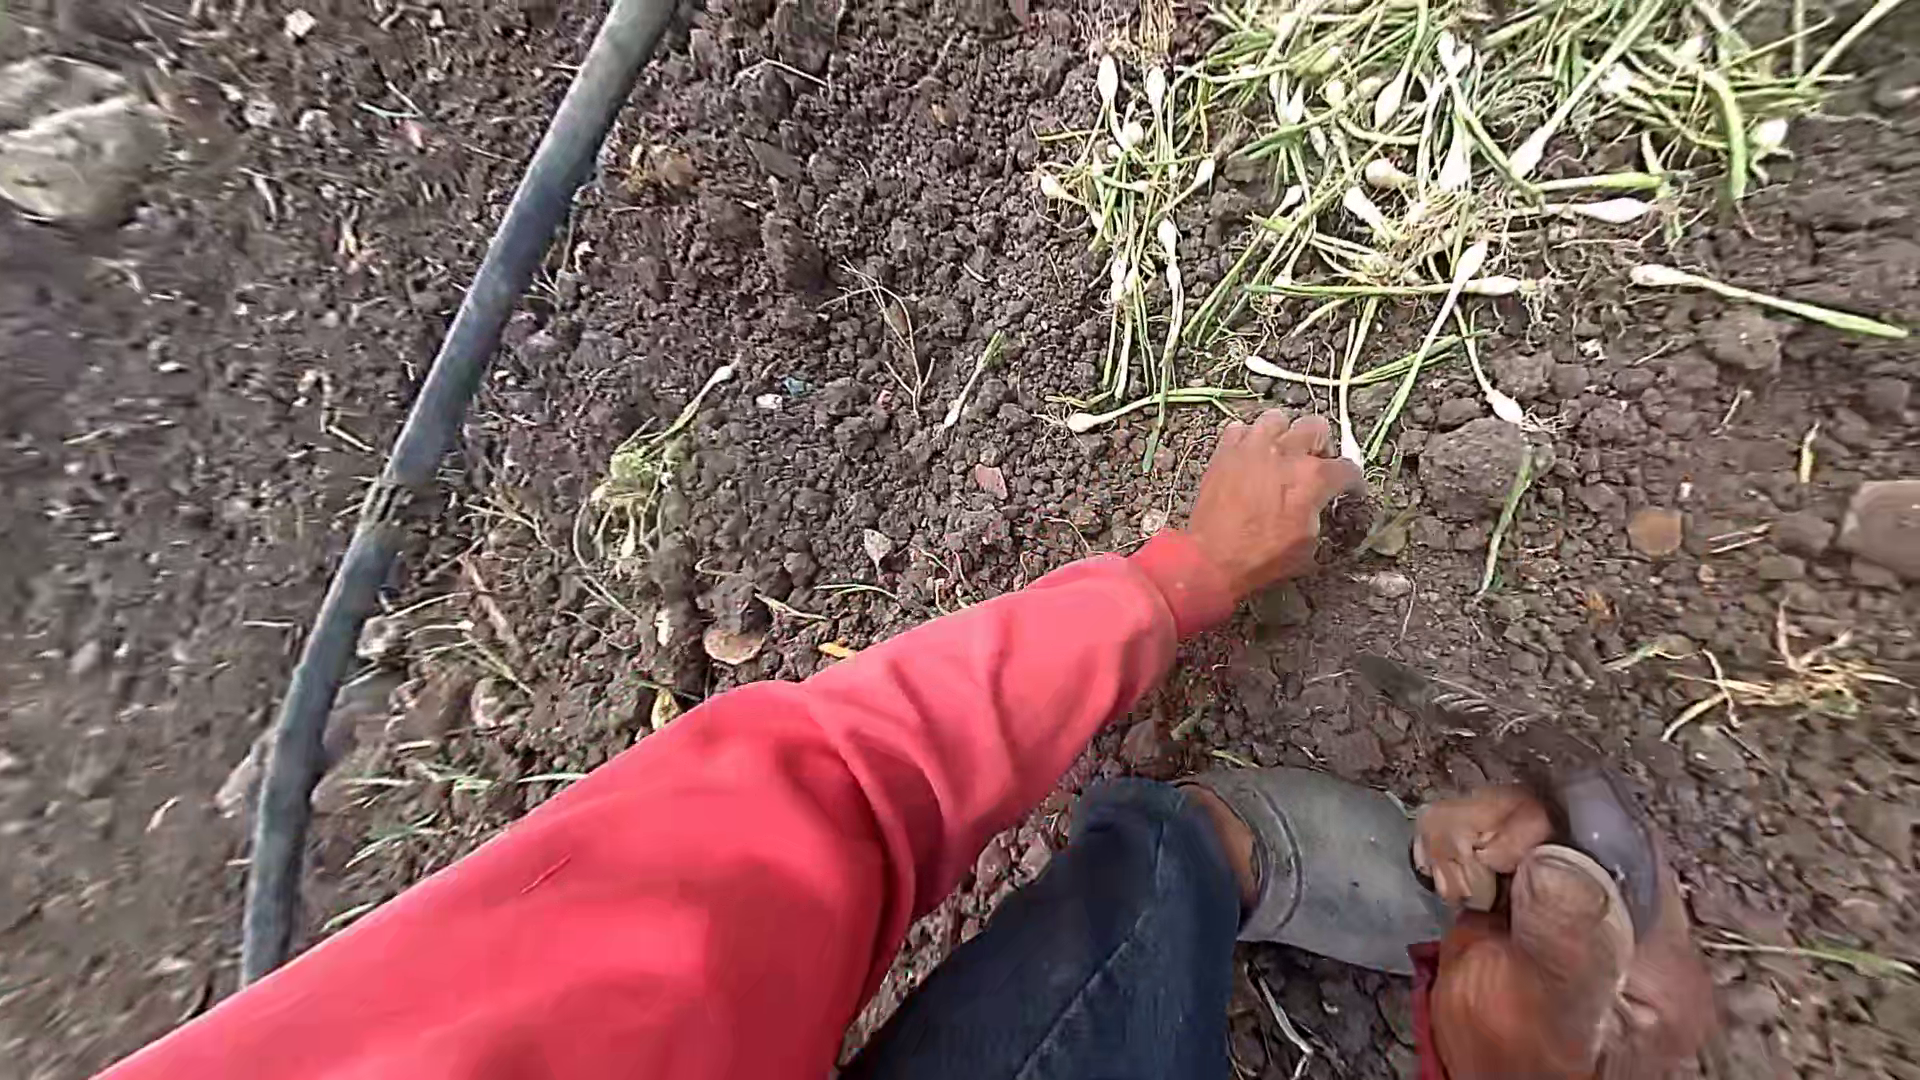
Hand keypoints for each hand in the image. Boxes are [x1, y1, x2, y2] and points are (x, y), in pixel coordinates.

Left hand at [1187, 411, 1363, 596]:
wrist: (1212, 557)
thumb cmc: (1262, 556)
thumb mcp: (1309, 541)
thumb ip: (1318, 510)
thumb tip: (1316, 501)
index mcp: (1314, 477)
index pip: (1347, 468)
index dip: (1351, 482)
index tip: (1347, 489)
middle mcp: (1285, 453)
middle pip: (1316, 427)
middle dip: (1320, 445)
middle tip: (1312, 463)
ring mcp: (1251, 448)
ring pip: (1276, 419)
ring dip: (1282, 434)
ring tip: (1277, 453)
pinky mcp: (1224, 452)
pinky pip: (1239, 429)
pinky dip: (1246, 438)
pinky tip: (1247, 456)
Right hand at [1422, 791, 1714, 1078]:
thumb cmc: (1527, 1064)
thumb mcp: (1554, 1013)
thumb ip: (1565, 943)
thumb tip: (1561, 859)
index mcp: (1650, 942)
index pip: (1620, 840)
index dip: (1558, 823)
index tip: (1502, 850)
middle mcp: (1604, 904)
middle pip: (1550, 814)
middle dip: (1491, 828)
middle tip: (1470, 877)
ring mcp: (1546, 891)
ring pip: (1501, 812)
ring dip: (1457, 834)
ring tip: (1451, 886)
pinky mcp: (1499, 885)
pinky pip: (1468, 830)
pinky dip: (1441, 840)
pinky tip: (1440, 880)